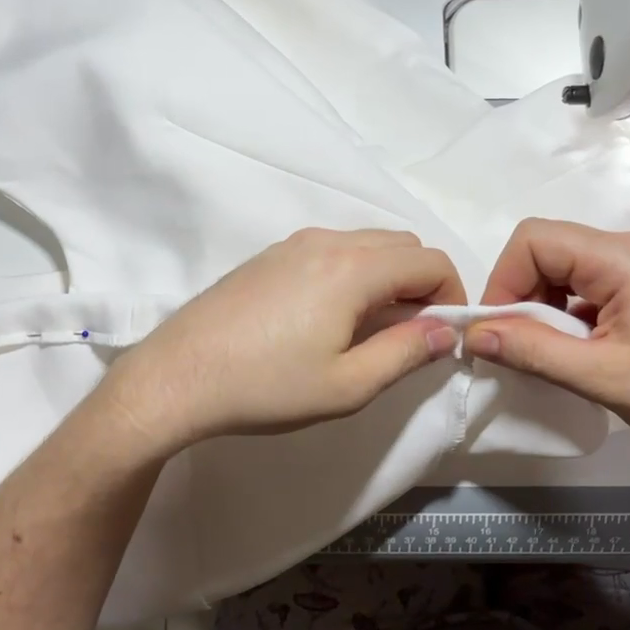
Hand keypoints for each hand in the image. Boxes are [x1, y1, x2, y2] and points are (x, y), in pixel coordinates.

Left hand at [100, 228, 465, 450]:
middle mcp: (326, 242)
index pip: (430, 261)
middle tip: (410, 335)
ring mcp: (292, 245)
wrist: (177, 377)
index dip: (451, 295)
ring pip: (365, 245)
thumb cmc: (266, 388)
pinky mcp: (267, 257)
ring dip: (386, 278)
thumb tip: (446, 330)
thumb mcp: (347, 386)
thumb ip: (405, 353)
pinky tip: (328, 319)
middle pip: (401, 245)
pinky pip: (330, 251)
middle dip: (421, 284)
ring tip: (370, 330)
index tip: (442, 336)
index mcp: (353, 269)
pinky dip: (352, 274)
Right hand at [465, 219, 629, 461]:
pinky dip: (574, 310)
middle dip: (523, 295)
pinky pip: (596, 281)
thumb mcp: (601, 378)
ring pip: (571, 266)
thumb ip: (532, 351)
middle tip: (524, 347)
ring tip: (556, 352)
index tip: (499, 331)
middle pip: (551, 249)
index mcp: (625, 257)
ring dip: (548, 305)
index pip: (535, 239)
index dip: (504, 280)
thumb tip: (474, 335)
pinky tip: (584, 347)